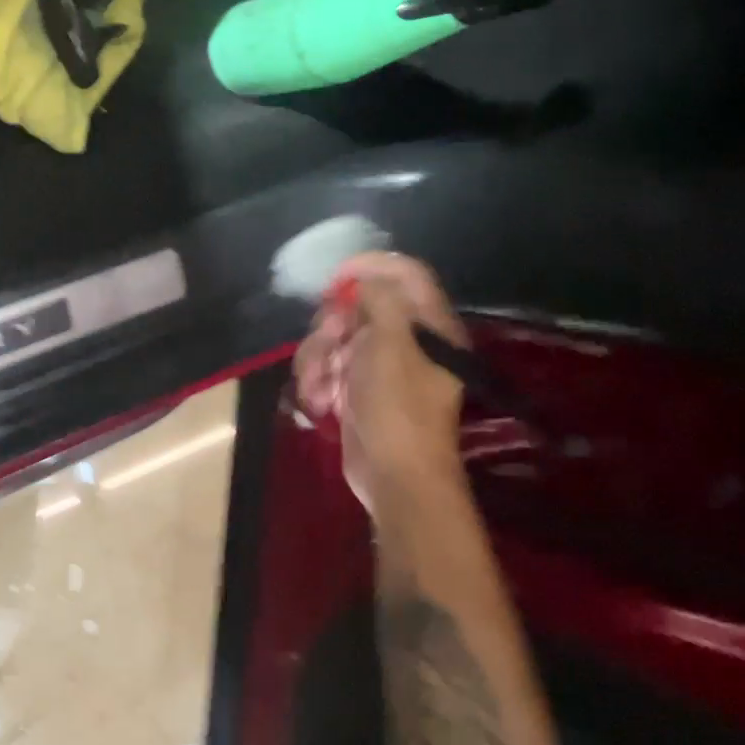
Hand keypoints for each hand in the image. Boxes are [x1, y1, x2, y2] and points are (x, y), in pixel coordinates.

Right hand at [293, 252, 470, 512]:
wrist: (394, 477)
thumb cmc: (398, 409)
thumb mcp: (389, 344)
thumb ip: (379, 300)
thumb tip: (364, 277)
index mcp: (427, 325)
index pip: (405, 273)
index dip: (370, 267)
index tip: (335, 281)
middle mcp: (405, 340)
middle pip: (357, 306)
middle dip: (330, 325)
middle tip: (329, 344)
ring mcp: (378, 365)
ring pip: (334, 338)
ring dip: (316, 359)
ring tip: (319, 387)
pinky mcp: (356, 388)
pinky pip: (327, 367)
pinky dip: (316, 381)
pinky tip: (319, 402)